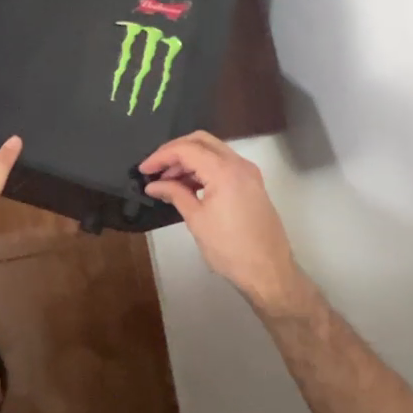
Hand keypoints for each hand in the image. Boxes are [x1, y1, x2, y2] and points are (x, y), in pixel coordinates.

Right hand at [140, 131, 300, 305]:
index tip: (144, 170)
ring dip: (190, 160)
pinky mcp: (252, 184)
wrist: (268, 271)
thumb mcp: (196, 220)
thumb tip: (153, 185)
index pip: (187, 149)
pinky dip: (205, 169)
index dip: (161, 156)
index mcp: (224, 171)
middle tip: (156, 169)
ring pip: (214, 152)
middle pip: (201, 141)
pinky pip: (224, 165)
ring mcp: (249, 173)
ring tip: (168, 181)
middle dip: (175, 151)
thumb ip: (175, 194)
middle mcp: (239, 164)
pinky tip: (189, 186)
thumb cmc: (229, 248)